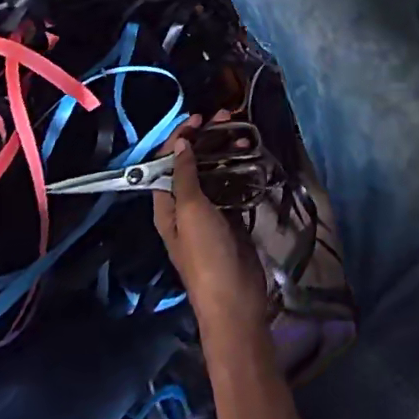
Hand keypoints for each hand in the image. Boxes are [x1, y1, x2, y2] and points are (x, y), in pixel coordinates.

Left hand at [152, 113, 268, 334]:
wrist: (235, 300)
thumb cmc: (207, 255)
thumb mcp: (191, 212)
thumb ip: (185, 176)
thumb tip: (180, 144)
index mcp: (166, 206)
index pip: (166, 162)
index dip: (180, 138)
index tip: (199, 118)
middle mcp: (184, 207)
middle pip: (192, 164)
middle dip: (206, 139)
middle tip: (227, 118)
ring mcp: (209, 213)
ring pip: (214, 173)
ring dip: (225, 151)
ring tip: (243, 134)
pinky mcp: (230, 219)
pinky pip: (232, 187)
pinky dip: (239, 170)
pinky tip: (251, 158)